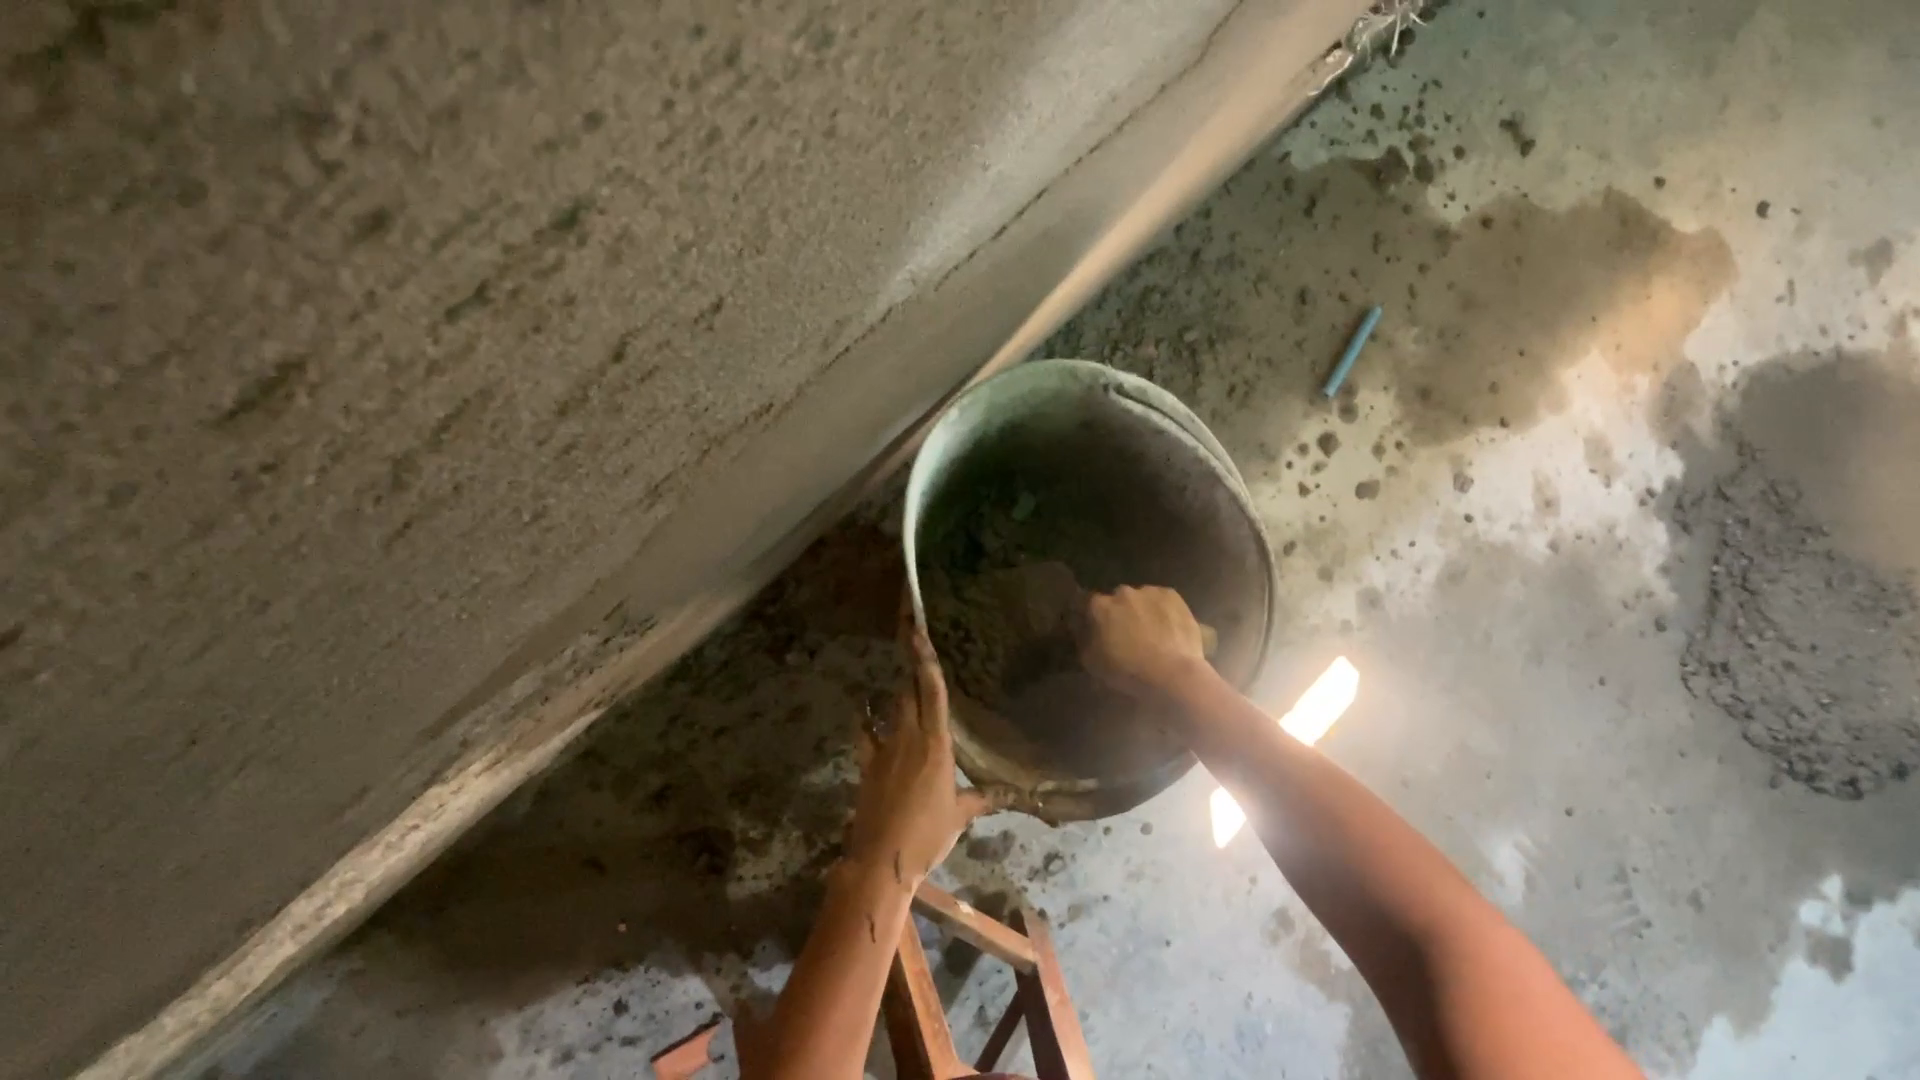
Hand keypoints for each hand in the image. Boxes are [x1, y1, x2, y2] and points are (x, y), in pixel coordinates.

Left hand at [847, 599, 1004, 885]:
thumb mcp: (959, 816)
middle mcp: (909, 737)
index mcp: (937, 744)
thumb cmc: (927, 835)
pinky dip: (866, 722)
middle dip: (912, 665)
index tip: (918, 631)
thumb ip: (979, 799)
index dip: (926, 660)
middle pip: (909, 691)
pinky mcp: (867, 764)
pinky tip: (866, 714)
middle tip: (912, 637)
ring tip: (905, 677)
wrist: (881, 858)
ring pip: (891, 708)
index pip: (933, 692)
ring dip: (898, 693)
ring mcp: (884, 748)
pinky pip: (866, 734)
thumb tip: (1002, 794)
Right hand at [1079, 585, 1211, 695]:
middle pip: (1116, 600)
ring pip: (1140, 599)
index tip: (1097, 630)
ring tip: (1151, 633)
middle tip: (1126, 635)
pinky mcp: (1172, 595)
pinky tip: (1168, 628)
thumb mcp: (1093, 663)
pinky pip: (1161, 600)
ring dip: (1141, 611)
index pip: (1087, 604)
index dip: (1092, 617)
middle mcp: (1122, 592)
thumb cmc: (1128, 671)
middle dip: (1119, 614)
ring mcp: (1149, 591)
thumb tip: (1083, 630)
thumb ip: (1084, 640)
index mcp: (1099, 606)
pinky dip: (1162, 610)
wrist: (1174, 673)